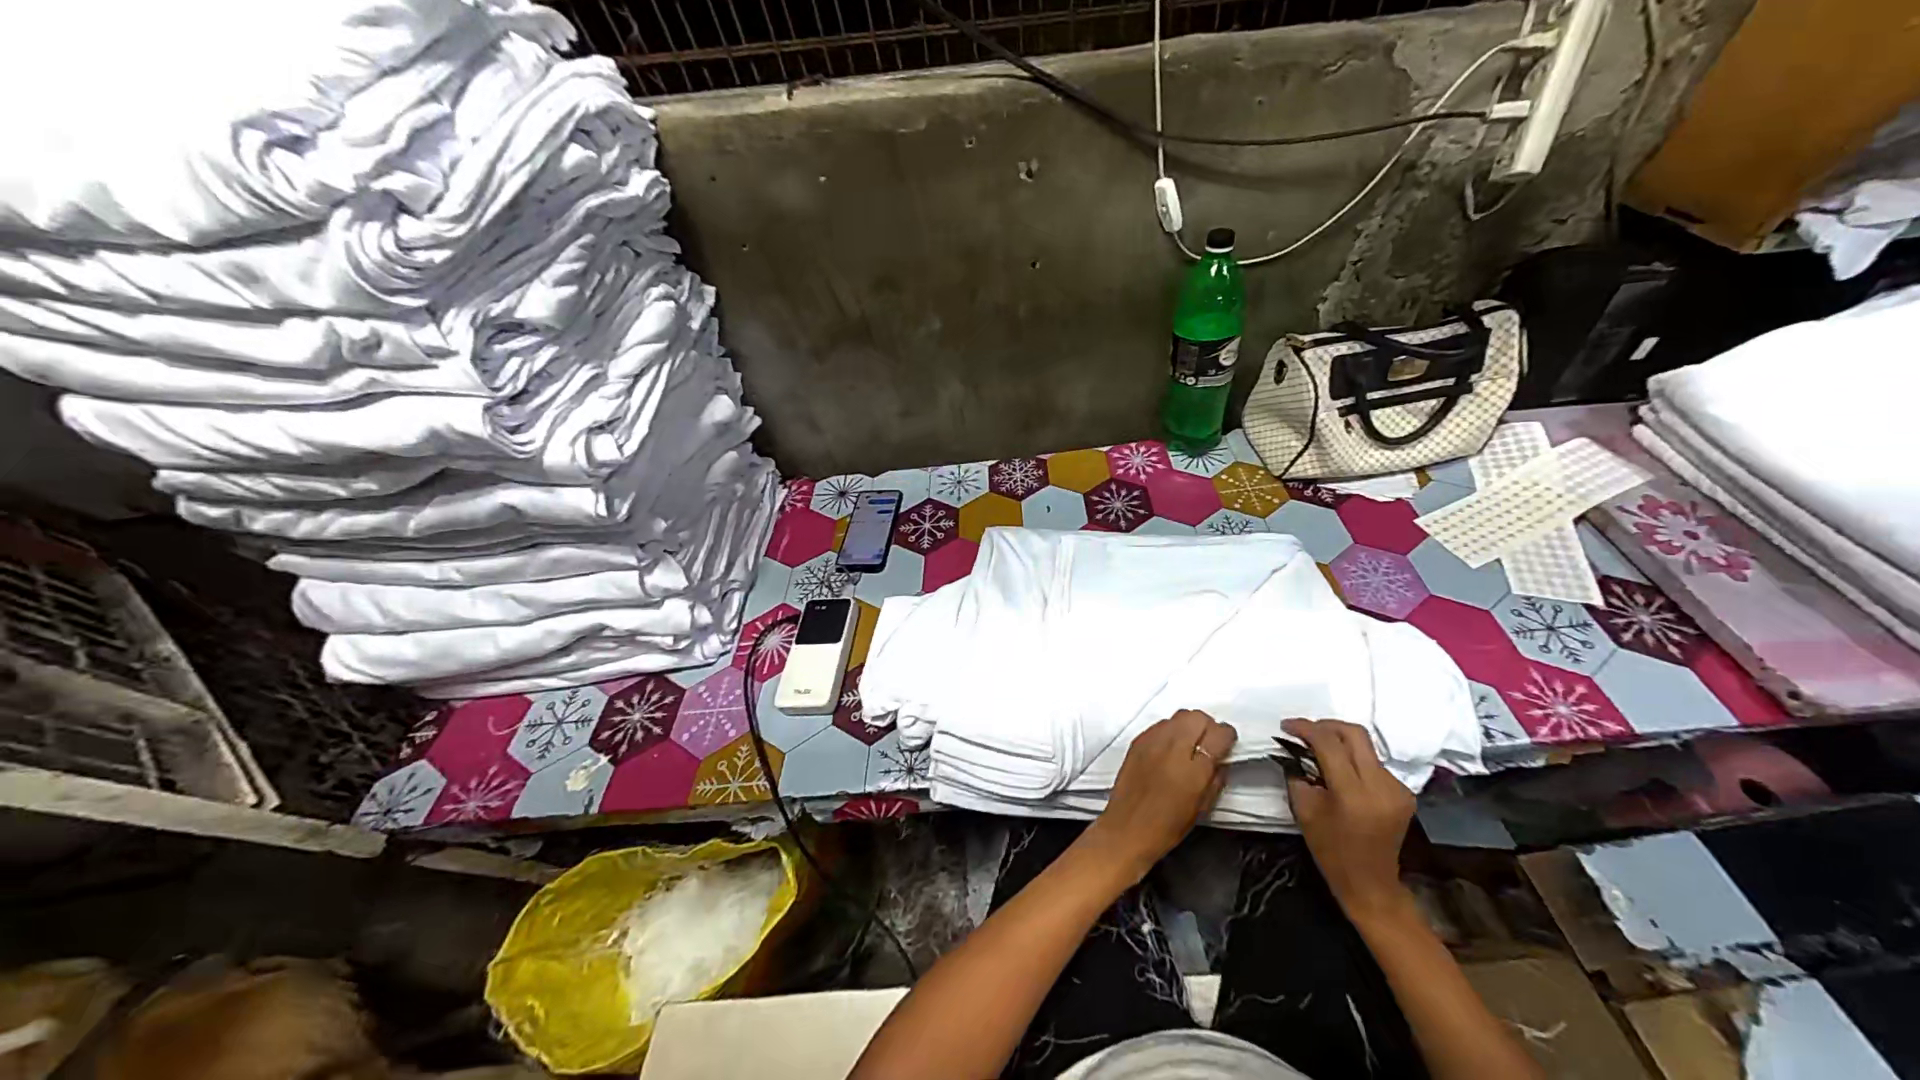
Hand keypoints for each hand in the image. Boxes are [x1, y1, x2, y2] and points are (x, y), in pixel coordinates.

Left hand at [1083, 710, 1236, 881]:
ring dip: (1188, 726)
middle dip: (1208, 726)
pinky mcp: (1138, 741)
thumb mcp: (1203, 806)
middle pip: (1197, 717)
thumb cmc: (1169, 825)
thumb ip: (1216, 777)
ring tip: (1188, 745)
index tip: (1227, 744)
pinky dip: (1170, 730)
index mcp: (1194, 768)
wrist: (1128, 827)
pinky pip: (1161, 724)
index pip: (1219, 734)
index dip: (1227, 736)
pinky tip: (1169, 748)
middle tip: (1208, 743)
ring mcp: (1153, 741)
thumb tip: (1221, 758)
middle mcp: (1173, 747)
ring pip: (1178, 716)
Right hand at [1283, 718, 1415, 921]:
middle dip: (1326, 726)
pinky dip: (1354, 760)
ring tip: (1318, 751)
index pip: (1329, 743)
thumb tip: (1293, 748)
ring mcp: (1397, 789)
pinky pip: (1375, 764)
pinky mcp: (1404, 793)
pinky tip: (1341, 771)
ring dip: (1340, 743)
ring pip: (1366, 747)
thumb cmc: (1330, 850)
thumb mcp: (1303, 810)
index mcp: (1353, 793)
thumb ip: (1298, 773)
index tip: (1286, 725)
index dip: (1305, 728)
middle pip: (1355, 734)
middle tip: (1304, 731)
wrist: (1370, 882)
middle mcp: (1381, 786)